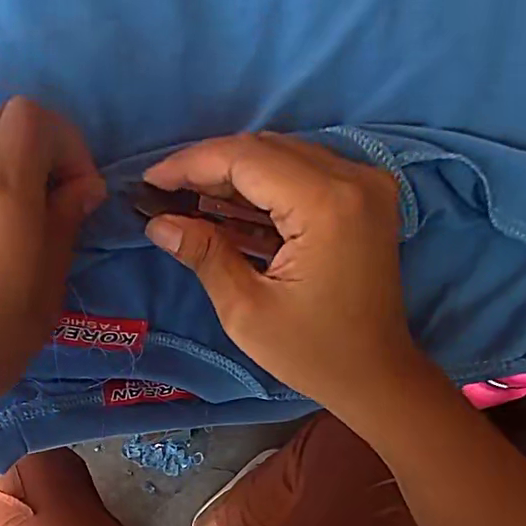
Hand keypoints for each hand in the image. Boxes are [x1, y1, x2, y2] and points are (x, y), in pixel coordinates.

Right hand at [142, 133, 416, 413]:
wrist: (375, 375)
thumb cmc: (311, 353)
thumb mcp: (246, 310)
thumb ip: (204, 255)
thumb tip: (158, 223)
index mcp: (327, 204)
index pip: (246, 159)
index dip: (192, 164)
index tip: (150, 181)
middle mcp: (353, 179)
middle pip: (265, 150)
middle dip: (208, 167)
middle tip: (163, 193)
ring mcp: (365, 185)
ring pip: (282, 157)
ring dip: (232, 176)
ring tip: (186, 200)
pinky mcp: (364, 198)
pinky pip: (302, 175)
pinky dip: (262, 190)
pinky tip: (225, 209)